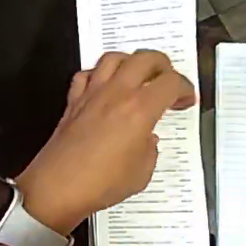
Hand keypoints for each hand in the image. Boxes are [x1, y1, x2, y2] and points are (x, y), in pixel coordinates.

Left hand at [16, 50, 196, 232]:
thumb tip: (147, 141)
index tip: (186, 98)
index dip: (185, 88)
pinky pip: (86, 75)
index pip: (171, 83)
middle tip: (168, 78)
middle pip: (145, 59)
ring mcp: (92, 94)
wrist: (59, 188)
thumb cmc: (100, 183)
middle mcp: (116, 94)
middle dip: (163, 65)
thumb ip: (150, 150)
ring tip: (137, 74)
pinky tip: (103, 85)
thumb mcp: (142, 173)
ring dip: (131, 61)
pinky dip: (97, 75)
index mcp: (140, 109)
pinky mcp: (74, 102)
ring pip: (114, 58)